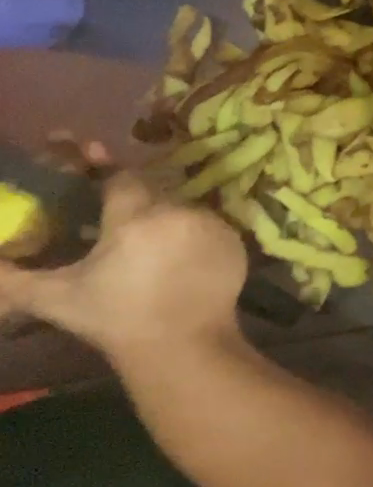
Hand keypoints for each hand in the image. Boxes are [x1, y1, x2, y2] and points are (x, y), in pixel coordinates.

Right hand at [0, 171, 246, 360]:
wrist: (183, 338)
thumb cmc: (113, 316)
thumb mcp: (52, 296)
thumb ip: (9, 276)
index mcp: (137, 218)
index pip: (119, 178)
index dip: (101, 166)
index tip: (84, 147)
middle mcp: (181, 211)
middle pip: (151, 193)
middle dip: (129, 198)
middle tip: (107, 211)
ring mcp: (214, 222)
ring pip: (180, 208)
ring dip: (160, 217)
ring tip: (139, 240)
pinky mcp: (236, 237)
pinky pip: (205, 224)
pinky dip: (186, 232)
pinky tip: (170, 253)